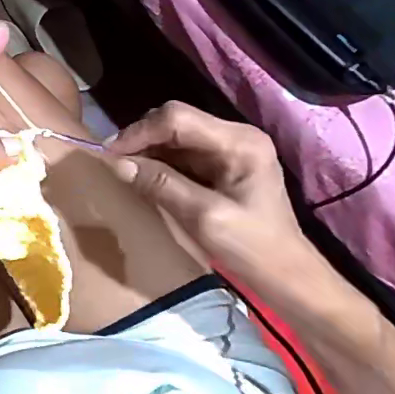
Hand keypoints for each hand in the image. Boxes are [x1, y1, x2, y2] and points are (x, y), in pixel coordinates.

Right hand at [107, 102, 361, 319]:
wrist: (284, 275)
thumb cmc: (251, 248)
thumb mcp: (203, 217)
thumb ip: (162, 185)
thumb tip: (118, 163)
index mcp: (239, 142)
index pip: (178, 118)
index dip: (140, 132)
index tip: (110, 155)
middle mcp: (236, 135)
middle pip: (176, 120)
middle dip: (142, 138)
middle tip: (113, 163)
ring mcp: (230, 148)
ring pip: (176, 135)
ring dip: (148, 149)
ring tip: (123, 169)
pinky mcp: (222, 164)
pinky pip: (182, 152)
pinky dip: (160, 161)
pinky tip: (144, 176)